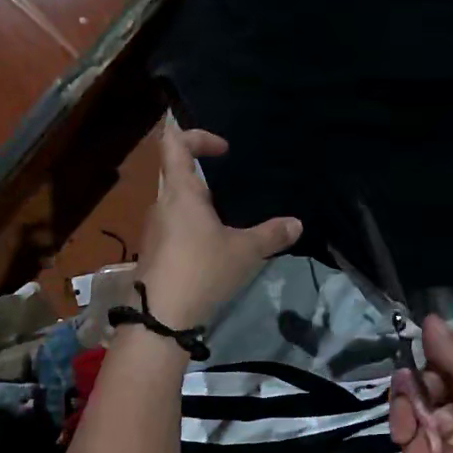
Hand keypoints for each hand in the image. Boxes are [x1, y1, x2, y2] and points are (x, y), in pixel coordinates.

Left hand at [131, 119, 301, 329]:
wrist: (162, 316)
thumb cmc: (202, 270)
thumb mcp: (245, 252)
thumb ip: (272, 235)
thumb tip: (297, 223)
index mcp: (180, 192)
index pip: (175, 143)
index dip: (198, 137)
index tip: (224, 150)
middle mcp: (162, 205)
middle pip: (179, 177)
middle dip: (207, 181)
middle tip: (236, 193)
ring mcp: (155, 230)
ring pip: (179, 207)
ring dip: (203, 209)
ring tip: (231, 226)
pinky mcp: (156, 253)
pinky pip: (177, 230)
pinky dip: (196, 231)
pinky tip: (216, 251)